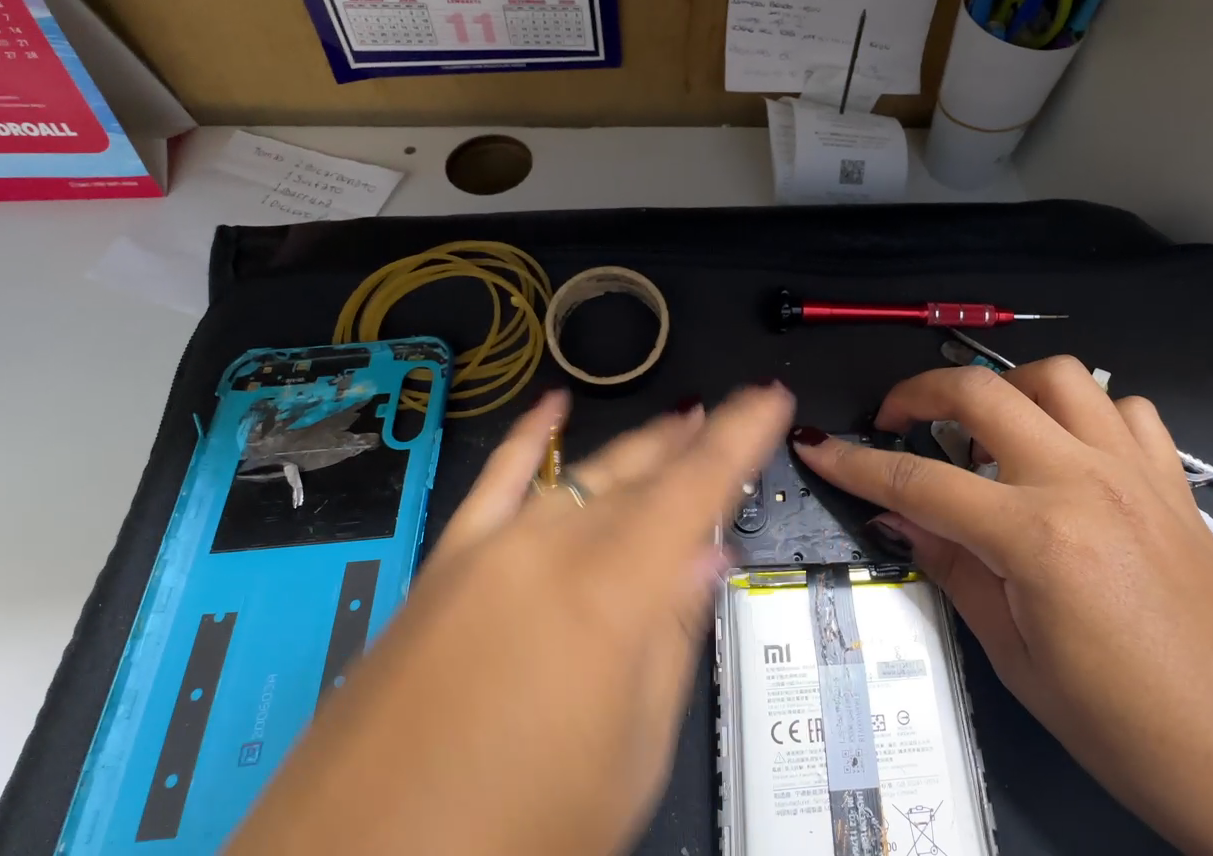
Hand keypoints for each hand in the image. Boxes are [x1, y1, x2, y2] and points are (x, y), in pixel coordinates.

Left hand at [228, 383, 794, 855]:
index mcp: (614, 590)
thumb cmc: (520, 829)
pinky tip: (551, 407)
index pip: (695, 488)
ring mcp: (491, 550)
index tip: (770, 399)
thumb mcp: (631, 754)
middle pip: (641, 473)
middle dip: (695, 440)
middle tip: (733, 413)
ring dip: (637, 447)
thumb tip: (706, 557)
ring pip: (582, 474)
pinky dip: (527, 439)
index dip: (741, 436)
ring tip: (680, 421)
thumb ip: (670, 639)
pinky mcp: (442, 566)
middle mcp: (553, 547)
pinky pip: (494, 482)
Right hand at [793, 360, 1212, 855]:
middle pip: (983, 394)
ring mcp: (1138, 472)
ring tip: (985, 429)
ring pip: (1059, 377)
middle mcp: (1086, 482)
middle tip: (894, 419)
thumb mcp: (1015, 657)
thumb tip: (898, 514)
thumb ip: (952, 568)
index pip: (921, 481)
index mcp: (1038, 538)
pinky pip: (1126, 409)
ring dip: (1006, 387)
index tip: (820, 449)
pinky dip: (1086, 413)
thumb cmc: (1121, 727)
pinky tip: (1069, 452)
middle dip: (919, 391)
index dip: (857, 464)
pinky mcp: (1174, 481)